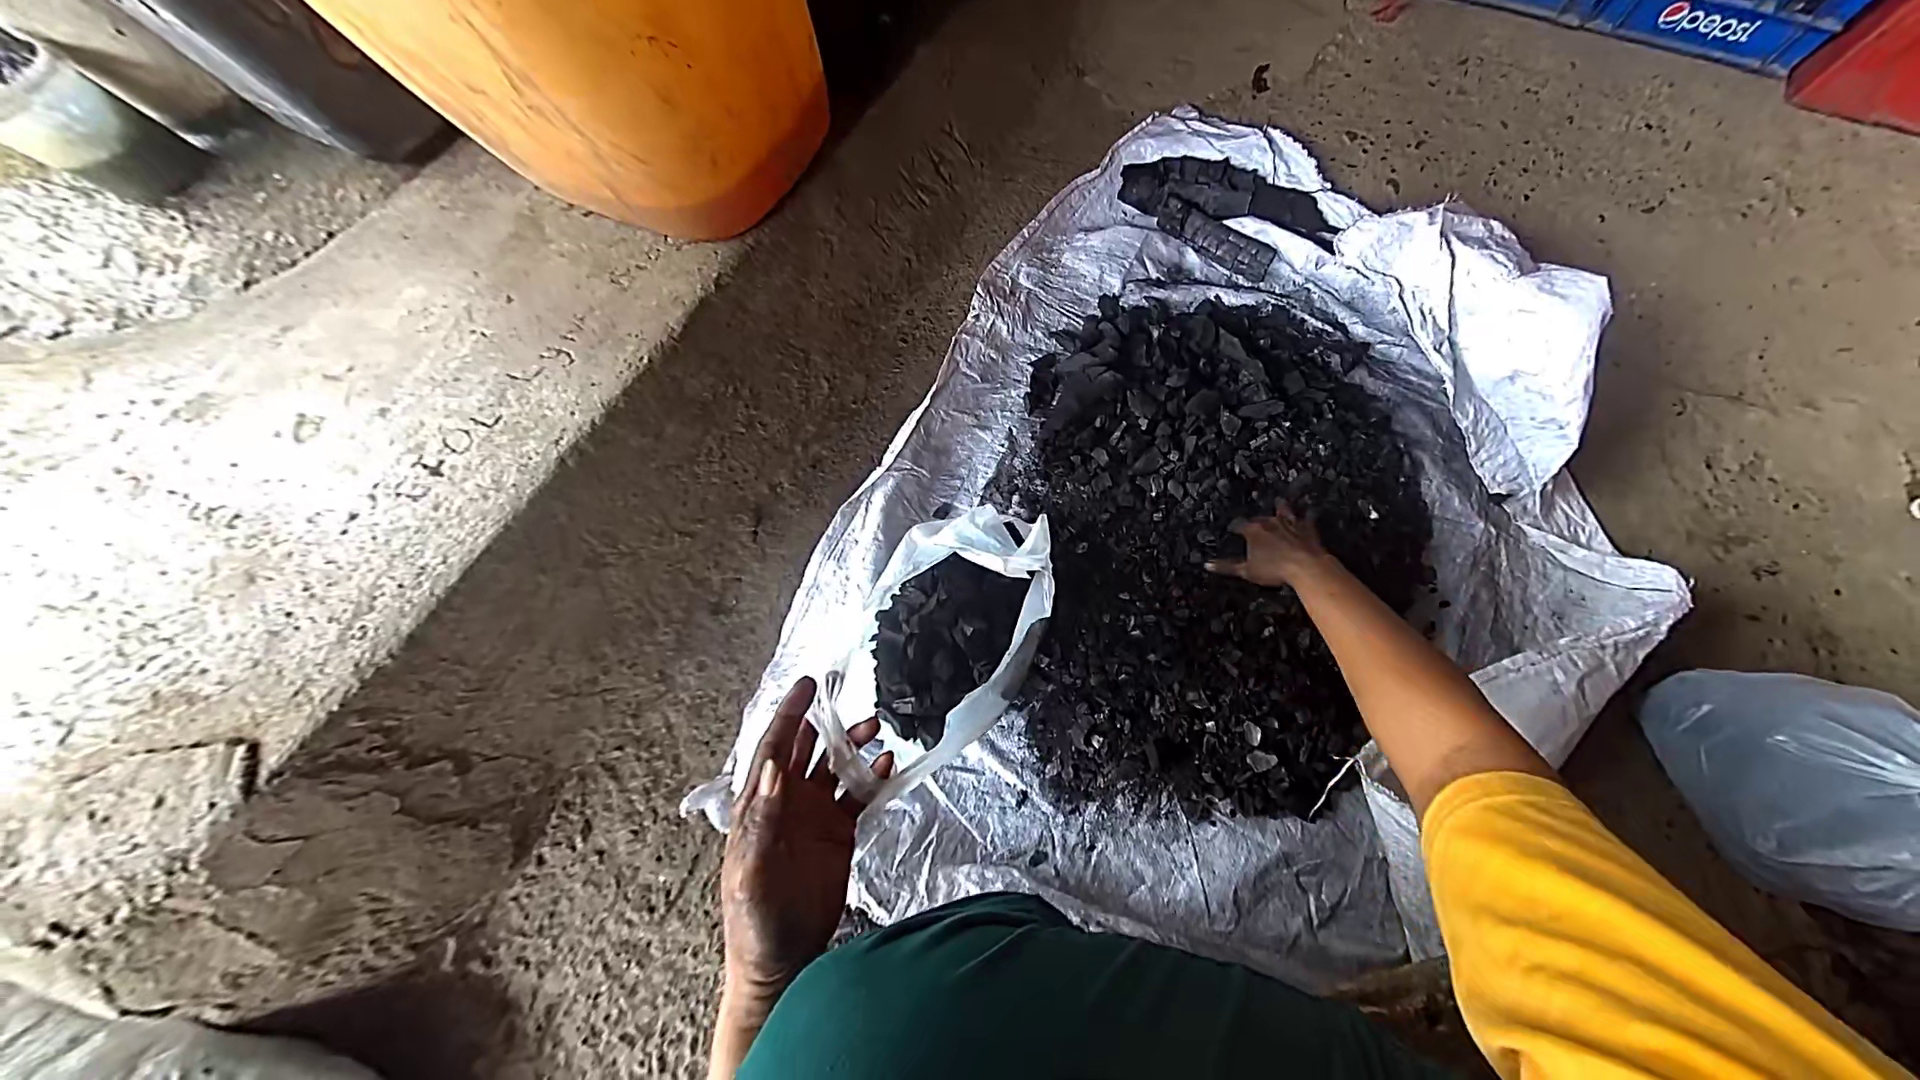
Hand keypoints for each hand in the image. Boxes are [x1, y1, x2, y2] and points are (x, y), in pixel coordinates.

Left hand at [720, 678, 893, 1012]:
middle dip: (827, 723)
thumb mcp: (750, 871)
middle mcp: (788, 802)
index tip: (805, 686)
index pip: (774, 747)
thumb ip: (761, 821)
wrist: (782, 958)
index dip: (789, 715)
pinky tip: (885, 768)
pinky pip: (857, 795)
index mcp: (760, 804)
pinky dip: (871, 779)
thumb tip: (772, 770)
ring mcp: (815, 815)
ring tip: (875, 731)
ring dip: (853, 746)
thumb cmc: (755, 919)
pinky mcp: (838, 831)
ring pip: (836, 766)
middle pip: (808, 749)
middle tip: (849, 701)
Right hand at [1205, 501, 1333, 587]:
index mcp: (1253, 530)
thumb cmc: (1275, 569)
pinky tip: (1311, 508)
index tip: (1233, 530)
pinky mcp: (1308, 527)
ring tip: (1279, 501)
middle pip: (1260, 517)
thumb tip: (1208, 564)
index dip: (1235, 527)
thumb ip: (1226, 566)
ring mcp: (1290, 523)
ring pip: (1283, 509)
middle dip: (1256, 520)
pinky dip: (1308, 513)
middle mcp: (1270, 522)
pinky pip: (1308, 516)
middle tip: (1254, 522)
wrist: (1306, 567)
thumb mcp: (1247, 570)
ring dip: (1280, 506)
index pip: (1238, 524)